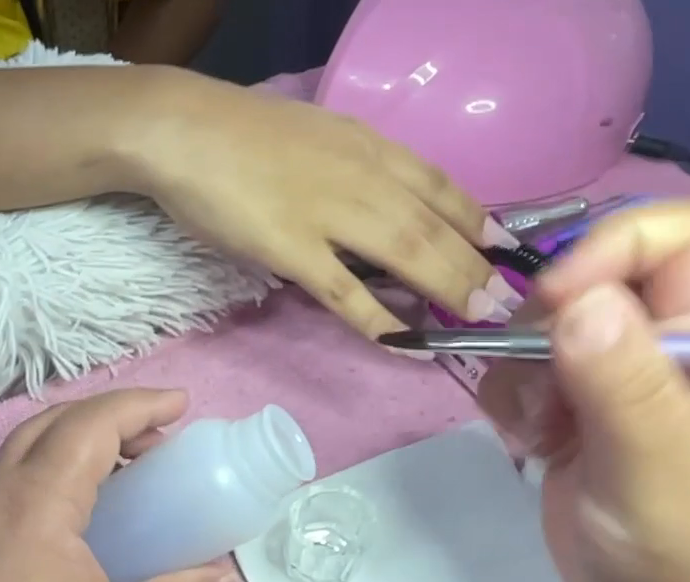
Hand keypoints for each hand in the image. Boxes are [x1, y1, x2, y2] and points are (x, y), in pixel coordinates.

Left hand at [0, 389, 237, 581]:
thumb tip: (221, 578)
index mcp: (37, 503)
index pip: (91, 425)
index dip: (140, 406)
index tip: (182, 405)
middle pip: (55, 421)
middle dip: (111, 415)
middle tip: (158, 438)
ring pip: (27, 443)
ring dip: (78, 437)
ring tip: (126, 465)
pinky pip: (11, 472)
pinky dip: (52, 463)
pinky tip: (79, 503)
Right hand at [128, 71, 519, 341]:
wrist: (185, 131)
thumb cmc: (240, 135)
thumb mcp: (314, 138)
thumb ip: (348, 169)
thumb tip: (371, 205)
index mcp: (367, 148)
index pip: (439, 185)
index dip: (476, 219)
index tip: (504, 247)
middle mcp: (362, 178)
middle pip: (433, 225)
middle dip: (474, 266)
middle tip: (503, 302)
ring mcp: (328, 214)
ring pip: (404, 254)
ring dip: (445, 288)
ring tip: (474, 319)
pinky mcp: (291, 250)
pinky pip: (342, 292)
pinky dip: (376, 319)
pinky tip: (402, 341)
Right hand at [476, 200, 689, 581]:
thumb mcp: (668, 482)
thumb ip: (628, 392)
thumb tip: (580, 302)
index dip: (618, 248)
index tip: (557, 309)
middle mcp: (681, 347)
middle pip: (602, 275)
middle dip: (549, 325)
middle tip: (538, 392)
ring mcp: (625, 382)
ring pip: (549, 327)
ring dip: (520, 371)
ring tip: (536, 433)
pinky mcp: (580, 416)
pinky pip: (527, 374)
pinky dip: (510, 400)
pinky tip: (528, 446)